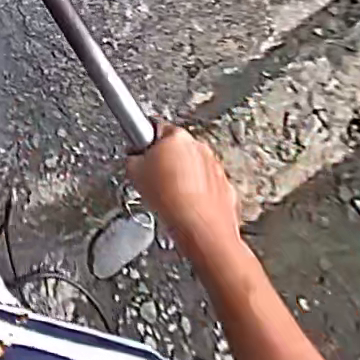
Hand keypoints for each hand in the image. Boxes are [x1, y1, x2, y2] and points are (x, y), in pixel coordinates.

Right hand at [128, 123, 241, 260]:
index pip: (156, 128)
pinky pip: (207, 186)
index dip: (145, 142)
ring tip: (168, 195)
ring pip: (193, 167)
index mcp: (177, 137)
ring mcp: (216, 169)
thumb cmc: (170, 200)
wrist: (201, 232)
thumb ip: (133, 158)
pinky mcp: (227, 189)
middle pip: (176, 147)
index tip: (141, 152)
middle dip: (165, 159)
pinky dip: (197, 193)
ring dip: (182, 176)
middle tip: (152, 176)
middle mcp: (200, 148)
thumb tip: (135, 160)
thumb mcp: (133, 171)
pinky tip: (184, 205)